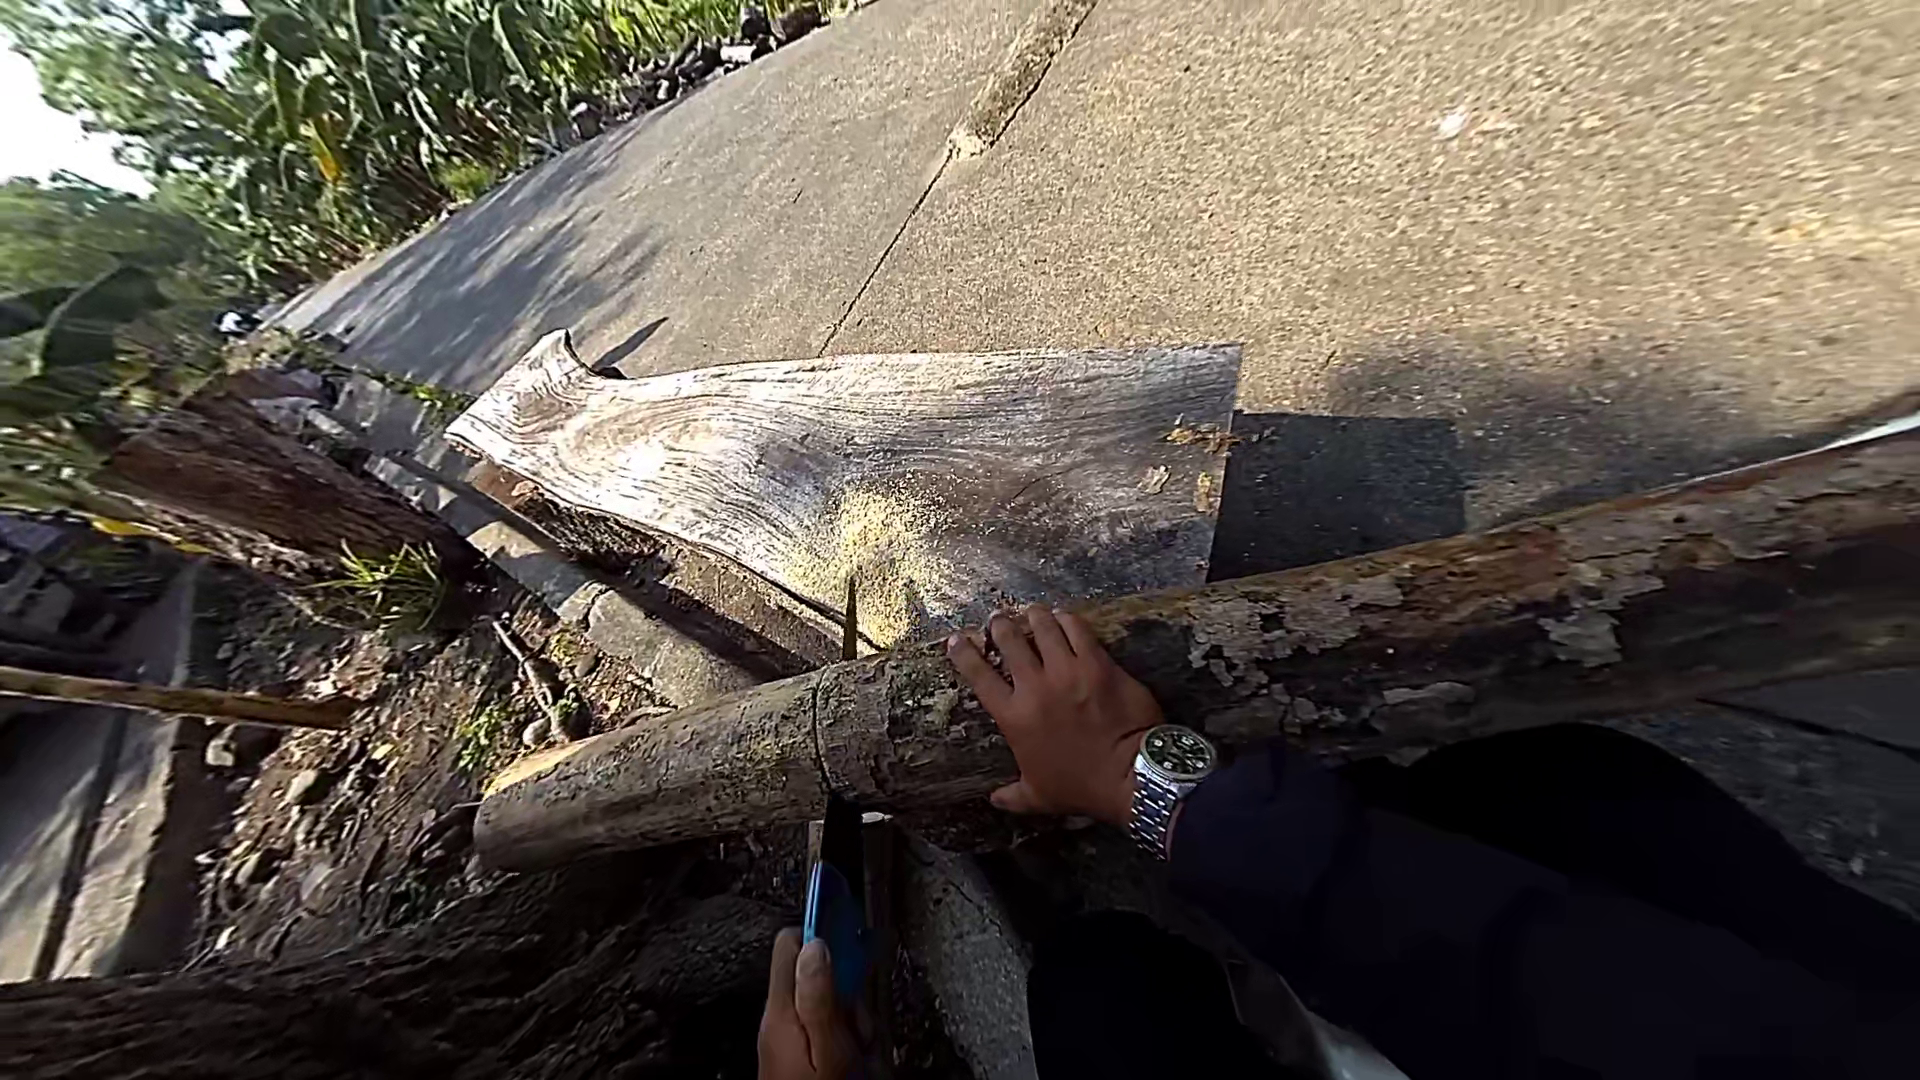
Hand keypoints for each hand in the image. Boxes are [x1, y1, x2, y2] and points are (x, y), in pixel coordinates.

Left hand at [758, 930, 850, 1079]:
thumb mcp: (831, 1052)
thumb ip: (821, 997)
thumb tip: (814, 943)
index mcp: (781, 1015)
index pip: (790, 943)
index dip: (821, 938)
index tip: (849, 952)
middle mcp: (778, 1023)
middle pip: (815, 974)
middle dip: (847, 993)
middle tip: (858, 1028)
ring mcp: (786, 1040)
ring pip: (827, 1002)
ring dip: (851, 1021)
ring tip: (860, 1054)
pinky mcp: (796, 1057)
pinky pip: (826, 1028)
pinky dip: (846, 1040)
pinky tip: (855, 1064)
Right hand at [946, 604, 1163, 825]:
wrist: (1130, 777)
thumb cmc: (1081, 787)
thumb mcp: (1039, 796)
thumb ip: (1013, 795)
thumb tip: (993, 800)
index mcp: (1014, 716)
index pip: (979, 676)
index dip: (963, 654)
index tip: (956, 639)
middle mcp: (1035, 687)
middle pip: (1010, 641)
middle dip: (1001, 625)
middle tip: (999, 619)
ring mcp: (1066, 671)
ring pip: (1042, 627)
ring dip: (1034, 616)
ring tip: (1032, 611)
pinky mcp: (1097, 663)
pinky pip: (1077, 630)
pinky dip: (1068, 620)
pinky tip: (1065, 616)